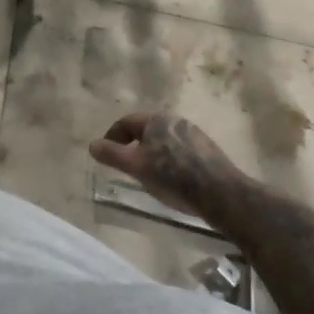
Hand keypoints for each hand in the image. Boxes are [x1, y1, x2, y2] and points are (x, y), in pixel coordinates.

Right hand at [88, 112, 242, 217]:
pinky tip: (175, 180)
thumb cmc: (172, 176)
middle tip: (129, 165)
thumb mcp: (135, 166)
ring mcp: (195, 135)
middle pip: (147, 131)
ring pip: (166, 141)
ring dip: (155, 153)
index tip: (108, 154)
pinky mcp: (210, 151)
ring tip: (152, 174)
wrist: (221, 193)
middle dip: (135, 145)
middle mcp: (175, 121)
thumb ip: (112, 154)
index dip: (112, 137)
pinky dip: (173, 161)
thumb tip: (92, 145)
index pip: (126, 123)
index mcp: (155, 120)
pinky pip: (183, 151)